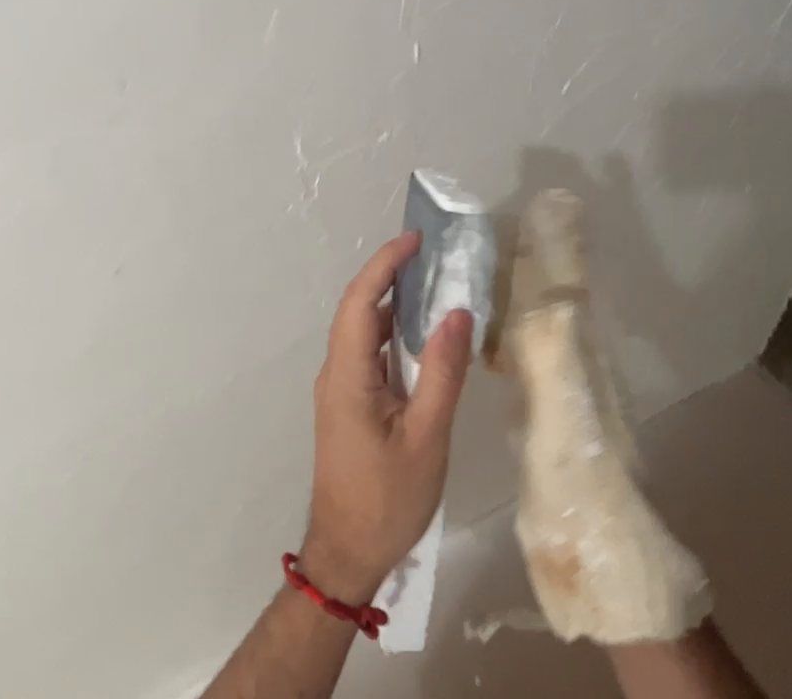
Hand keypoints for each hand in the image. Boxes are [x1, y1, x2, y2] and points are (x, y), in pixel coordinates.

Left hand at [299, 231, 474, 603]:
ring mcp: (340, 391)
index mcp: (347, 375)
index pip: (360, 302)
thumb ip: (442, 372)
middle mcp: (336, 374)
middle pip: (358, 311)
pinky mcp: (349, 407)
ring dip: (393, 307)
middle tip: (433, 256)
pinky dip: (394, 338)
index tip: (414, 240)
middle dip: (390, 277)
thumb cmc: (387, 498)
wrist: (348, 550)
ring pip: (363, 334)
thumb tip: (456, 313)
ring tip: (435, 286)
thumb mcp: (427, 436)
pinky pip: (369, 357)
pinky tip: (424, 339)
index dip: (384, 265)